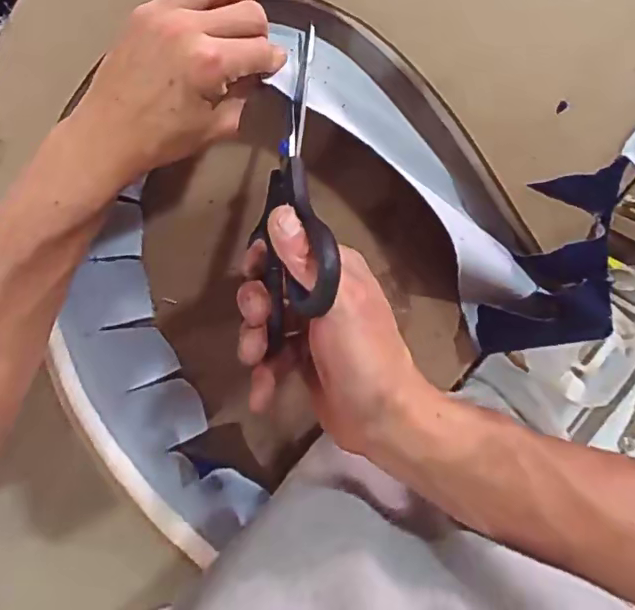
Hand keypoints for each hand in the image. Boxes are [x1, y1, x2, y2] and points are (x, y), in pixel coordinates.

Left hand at [66, 0, 286, 188]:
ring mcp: (163, 14)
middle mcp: (187, 29)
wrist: (104, 135)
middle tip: (254, 49)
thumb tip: (255, 71)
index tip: (272, 65)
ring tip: (240, 13)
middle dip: (261, 32)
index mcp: (208, 62)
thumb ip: (244, 94)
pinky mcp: (145, 11)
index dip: (273, 61)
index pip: (262, 49)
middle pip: (249, 11)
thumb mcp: (215, 127)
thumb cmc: (155, 137)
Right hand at [235, 205, 438, 458]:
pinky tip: (262, 394)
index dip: (266, 257)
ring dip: (255, 340)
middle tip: (256, 323)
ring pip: (268, 321)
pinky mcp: (306, 360)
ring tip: (256, 362)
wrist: (384, 423)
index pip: (292, 246)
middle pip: (272, 285)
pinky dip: (264, 373)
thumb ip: (306, 259)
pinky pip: (274, 356)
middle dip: (256, 305)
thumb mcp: (335, 301)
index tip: (251, 271)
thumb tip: (281, 212)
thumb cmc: (364, 354)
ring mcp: (313, 328)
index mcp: (336, 269)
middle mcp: (324, 292)